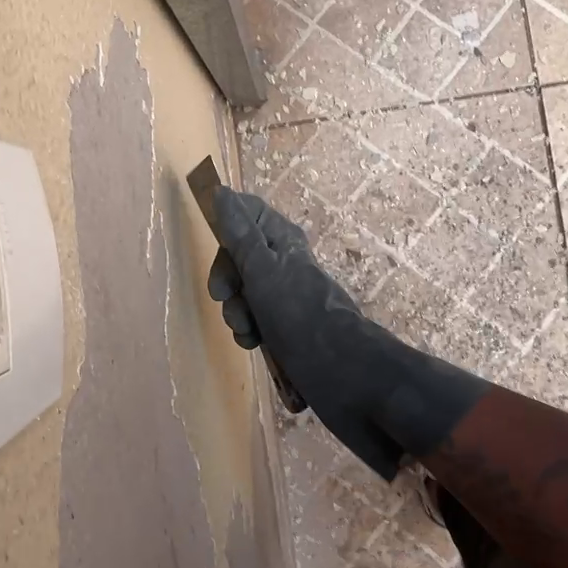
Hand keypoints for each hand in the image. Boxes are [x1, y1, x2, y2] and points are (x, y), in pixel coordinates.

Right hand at [206, 187, 409, 477]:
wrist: (347, 376)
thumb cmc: (300, 317)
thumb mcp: (262, 271)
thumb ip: (239, 234)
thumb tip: (221, 191)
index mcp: (283, 243)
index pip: (246, 214)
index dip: (226, 230)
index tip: (220, 253)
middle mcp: (285, 266)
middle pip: (239, 261)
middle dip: (229, 285)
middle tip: (230, 303)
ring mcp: (287, 300)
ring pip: (245, 298)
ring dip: (240, 317)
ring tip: (250, 336)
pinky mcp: (289, 332)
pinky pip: (259, 326)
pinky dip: (254, 337)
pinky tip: (258, 349)